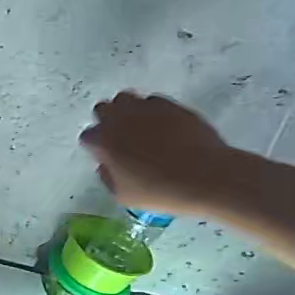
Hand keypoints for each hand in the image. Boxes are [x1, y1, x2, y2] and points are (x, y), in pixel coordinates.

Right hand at [79, 91, 249, 216]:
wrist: (206, 177)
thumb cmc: (160, 191)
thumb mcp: (123, 195)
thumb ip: (108, 177)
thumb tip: (107, 166)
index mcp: (103, 141)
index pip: (88, 136)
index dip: (95, 146)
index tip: (105, 156)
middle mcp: (120, 119)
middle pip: (103, 109)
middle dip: (107, 120)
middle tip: (120, 137)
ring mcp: (147, 109)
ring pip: (126, 98)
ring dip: (127, 110)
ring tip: (139, 126)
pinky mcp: (172, 105)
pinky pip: (154, 101)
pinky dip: (153, 110)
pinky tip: (163, 126)